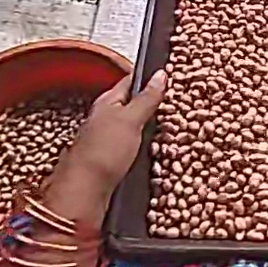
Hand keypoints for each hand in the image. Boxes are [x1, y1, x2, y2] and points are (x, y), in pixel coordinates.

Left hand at [40, 70, 167, 225]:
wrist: (85, 194)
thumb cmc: (103, 153)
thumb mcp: (129, 120)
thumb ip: (146, 98)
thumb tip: (161, 74)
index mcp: (108, 103)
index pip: (131, 81)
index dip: (150, 76)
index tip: (171, 73)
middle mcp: (107, 120)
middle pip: (135, 105)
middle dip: (156, 103)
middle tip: (182, 100)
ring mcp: (111, 141)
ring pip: (138, 128)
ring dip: (155, 127)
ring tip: (179, 125)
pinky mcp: (115, 161)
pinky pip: (138, 148)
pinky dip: (150, 146)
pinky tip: (162, 150)